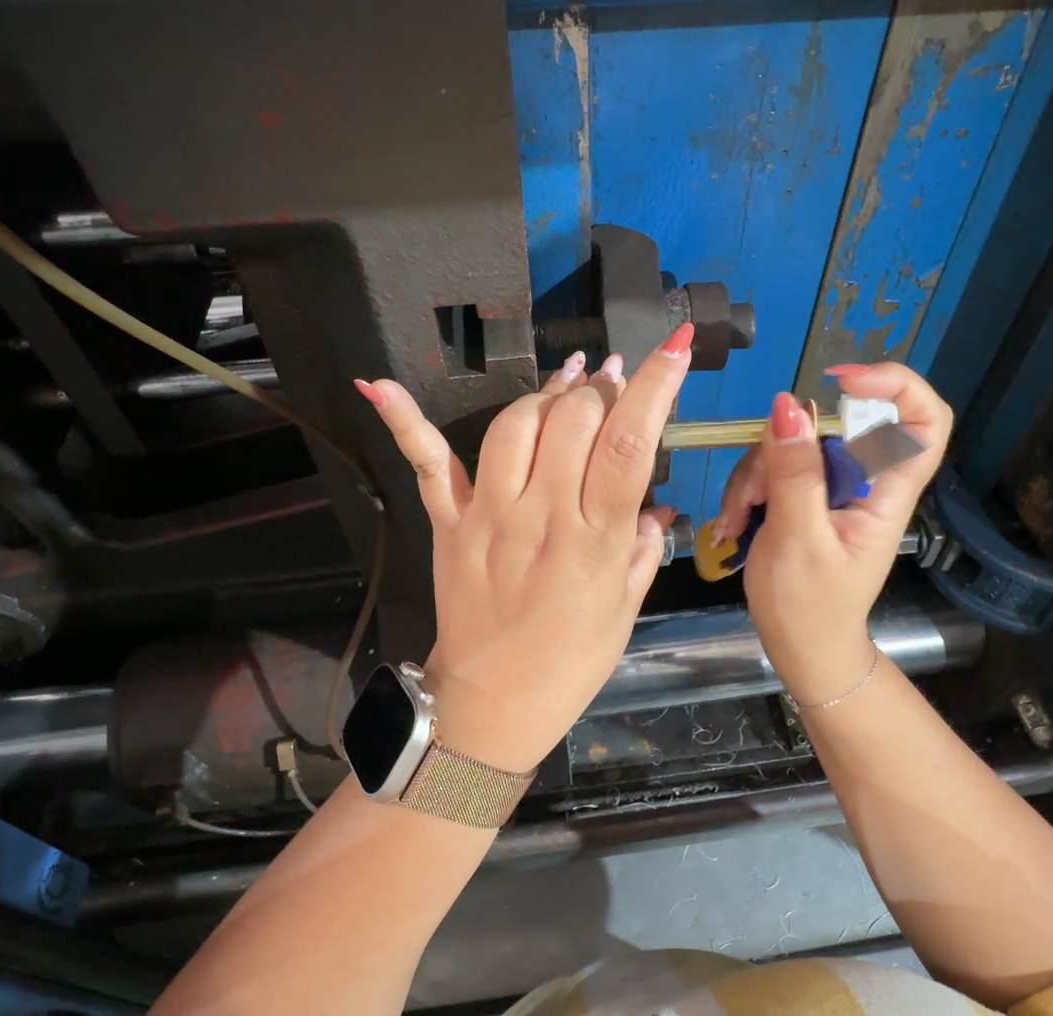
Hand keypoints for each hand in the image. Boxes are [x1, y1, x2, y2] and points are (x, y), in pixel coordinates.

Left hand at [356, 327, 692, 771]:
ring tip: (570, 380)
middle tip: (616, 385)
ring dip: (547, 393)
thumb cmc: (570, 664)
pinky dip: (404, 420)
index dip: (655, 387)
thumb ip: (643, 550)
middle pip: (573, 422)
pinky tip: (377, 382)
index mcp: (595, 542)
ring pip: (516, 426)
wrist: (491, 707)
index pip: (629, 445)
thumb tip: (657, 505)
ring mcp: (488, 516)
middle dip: (602, 389)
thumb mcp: (624, 611)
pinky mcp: (448, 523)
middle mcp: (541, 517)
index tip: (675, 347)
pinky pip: (427, 463)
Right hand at [712, 363, 952, 703]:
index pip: (923, 421)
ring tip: (739, 521)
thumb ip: (794, 473)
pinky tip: (735, 523)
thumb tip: (789, 404)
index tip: (842, 382)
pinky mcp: (801, 495)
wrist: (799, 650)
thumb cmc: (809, 607)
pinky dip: (747, 491)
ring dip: (753, 478)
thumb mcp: (798, 540)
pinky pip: (770, 468)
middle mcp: (863, 481)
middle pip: (830, 428)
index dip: (895, 386)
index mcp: (886, 493)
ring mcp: (830, 487)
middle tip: (754, 495)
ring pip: (790, 446)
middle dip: (779, 452)